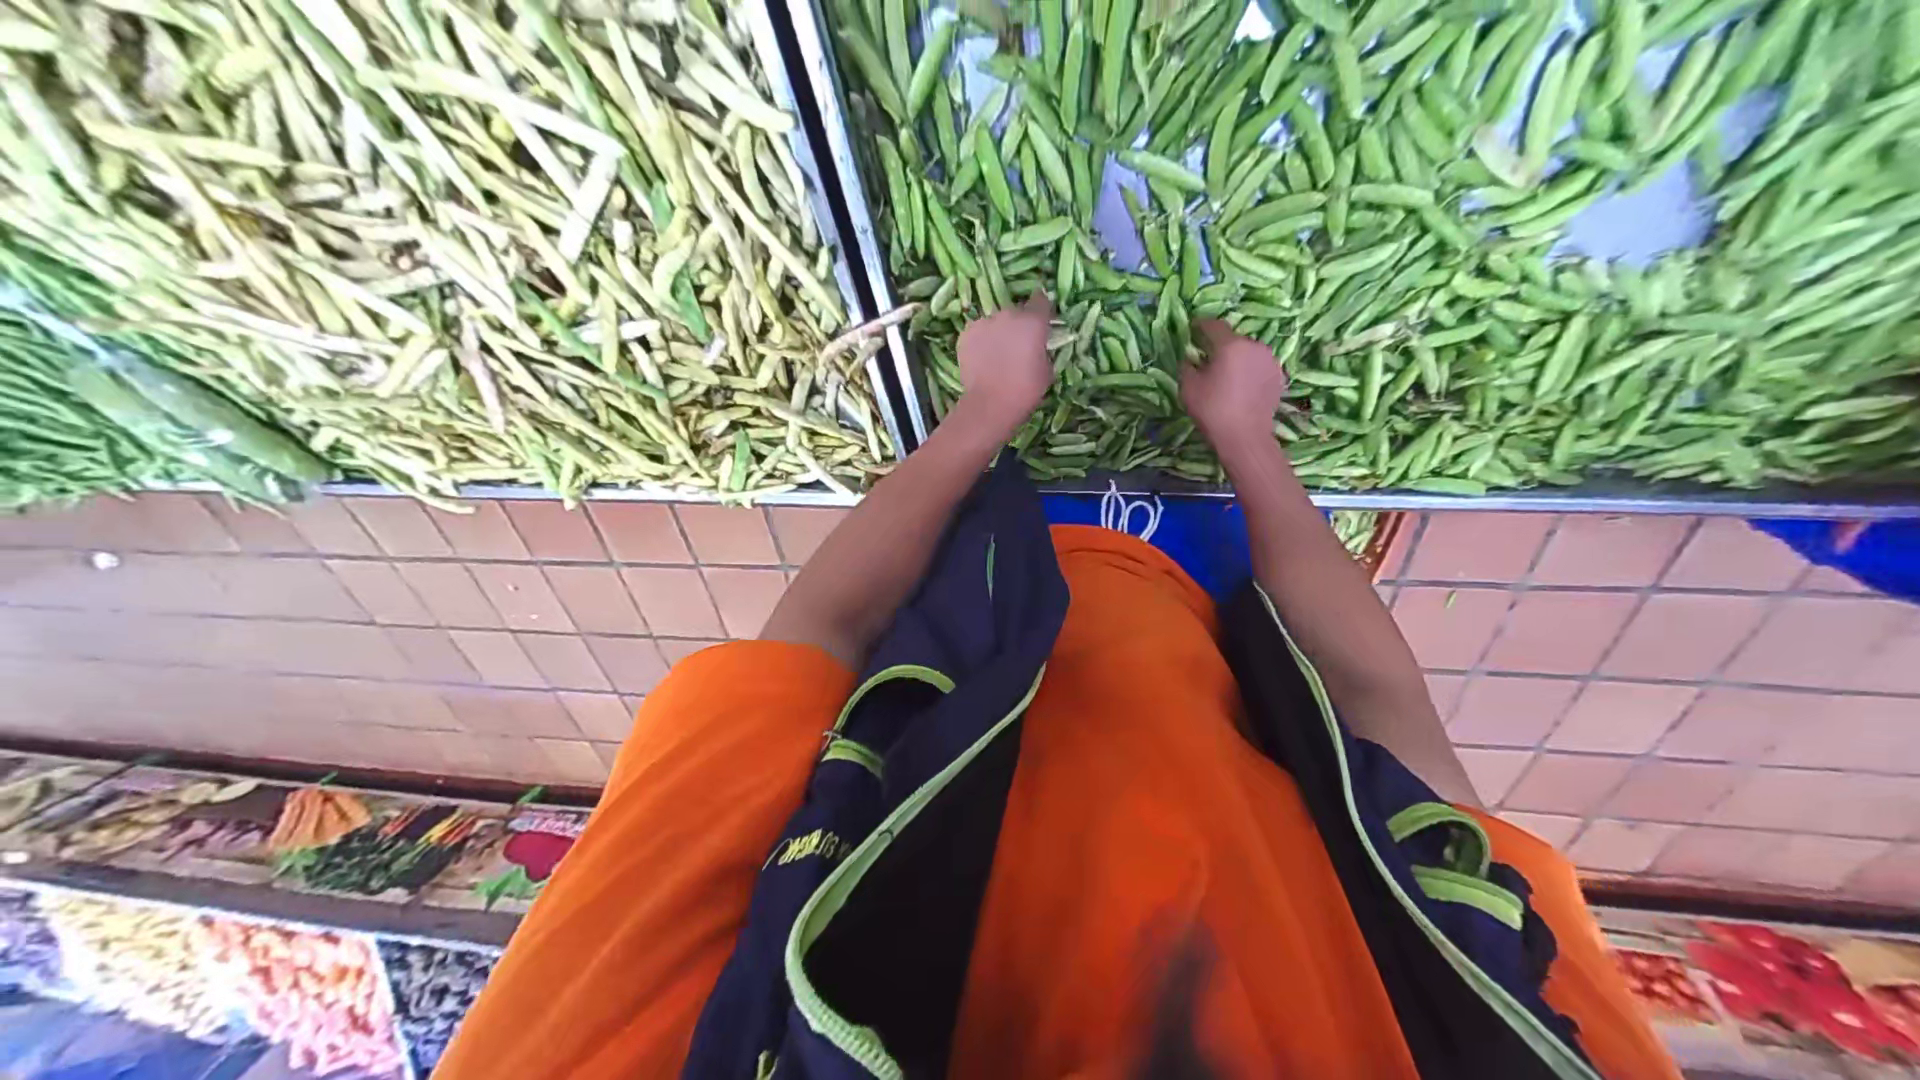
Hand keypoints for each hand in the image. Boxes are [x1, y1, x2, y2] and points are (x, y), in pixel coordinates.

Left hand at [950, 292, 1054, 438]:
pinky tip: (981, 359)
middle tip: (1016, 347)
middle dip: (1017, 326)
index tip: (1040, 318)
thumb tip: (1035, 348)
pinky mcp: (966, 333)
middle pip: (1015, 313)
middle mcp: (1008, 314)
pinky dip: (980, 342)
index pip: (1041, 301)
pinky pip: (978, 333)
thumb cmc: (1025, 390)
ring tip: (995, 355)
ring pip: (994, 323)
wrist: (990, 404)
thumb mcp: (1046, 370)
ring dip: (997, 333)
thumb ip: (1042, 351)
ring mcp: (985, 322)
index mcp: (1033, 322)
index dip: (1041, 309)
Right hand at [1182, 318, 1286, 448]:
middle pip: (1233, 339)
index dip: (1200, 325)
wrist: (1245, 437)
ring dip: (1236, 359)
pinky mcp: (1279, 376)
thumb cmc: (1212, 410)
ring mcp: (1270, 361)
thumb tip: (1190, 358)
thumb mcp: (1188, 387)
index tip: (1192, 329)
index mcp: (1231, 345)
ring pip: (1248, 352)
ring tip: (1226, 375)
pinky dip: (1249, 371)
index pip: (1213, 325)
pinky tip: (1241, 386)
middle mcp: (1255, 346)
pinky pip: (1259, 366)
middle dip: (1220, 346)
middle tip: (1207, 359)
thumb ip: (1187, 366)